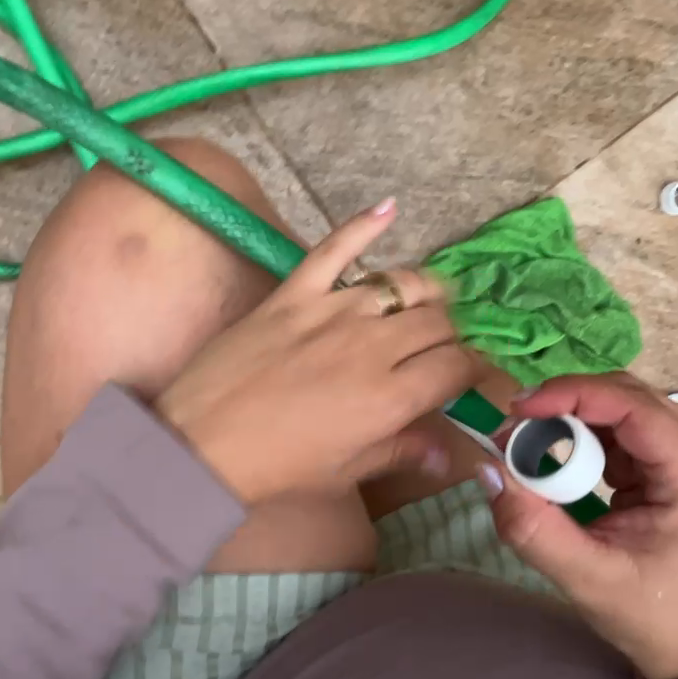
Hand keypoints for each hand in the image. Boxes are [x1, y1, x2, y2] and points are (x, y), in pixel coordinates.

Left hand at [157, 200, 482, 503]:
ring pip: (400, 283)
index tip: (475, 373)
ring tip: (433, 297)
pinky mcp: (294, 293)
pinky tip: (388, 207)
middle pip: (436, 322)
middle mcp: (373, 346)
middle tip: (447, 344)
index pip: (457, 366)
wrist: (201, 444)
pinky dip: (362, 225)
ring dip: (426, 289)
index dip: (476, 367)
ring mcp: (332, 312)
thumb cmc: (277, 468)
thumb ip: (400, 452)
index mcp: (391, 397)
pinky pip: (335, 248)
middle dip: (454, 332)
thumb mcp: (345, 471)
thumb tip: (446, 453)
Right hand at [480, 374, 677, 678]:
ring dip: (568, 418)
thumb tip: (487, 471)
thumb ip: (533, 528)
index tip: (519, 408)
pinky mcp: (665, 465)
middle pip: (628, 398)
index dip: (574, 395)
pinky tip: (550, 455)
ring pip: (620, 409)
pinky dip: (578, 436)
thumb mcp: (586, 578)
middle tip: (512, 427)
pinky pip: (617, 431)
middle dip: (565, 404)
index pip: (636, 408)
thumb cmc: (650, 615)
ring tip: (522, 442)